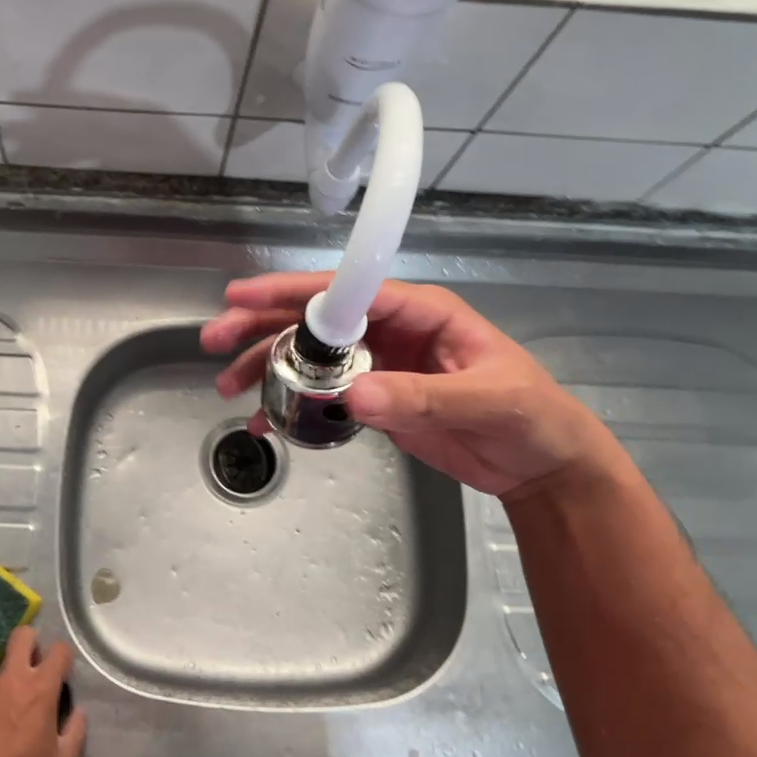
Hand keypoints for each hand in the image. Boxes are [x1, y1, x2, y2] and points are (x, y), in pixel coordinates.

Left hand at [0, 627, 86, 756]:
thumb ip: (76, 732)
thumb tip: (78, 712)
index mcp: (40, 689)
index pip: (59, 650)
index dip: (63, 657)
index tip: (61, 672)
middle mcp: (9, 678)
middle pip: (22, 635)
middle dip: (31, 643)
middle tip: (31, 668)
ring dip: (3, 688)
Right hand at [200, 272, 622, 498]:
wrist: (541, 465)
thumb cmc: (529, 416)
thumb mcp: (484, 401)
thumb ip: (420, 398)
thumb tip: (352, 396)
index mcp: (420, 311)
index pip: (348, 292)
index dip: (293, 291)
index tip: (245, 296)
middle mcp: (391, 330)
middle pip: (315, 320)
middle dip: (263, 325)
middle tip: (216, 340)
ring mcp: (380, 365)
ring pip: (310, 356)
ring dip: (267, 366)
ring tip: (226, 385)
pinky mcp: (375, 399)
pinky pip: (323, 395)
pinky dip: (292, 406)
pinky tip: (264, 422)